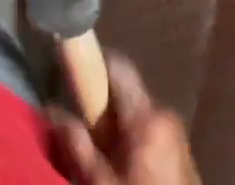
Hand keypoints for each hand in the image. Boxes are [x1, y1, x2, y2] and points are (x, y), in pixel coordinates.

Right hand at [51, 55, 200, 184]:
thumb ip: (77, 143)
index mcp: (148, 117)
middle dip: (98, 101)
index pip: (117, 65)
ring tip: (95, 145)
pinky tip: (117, 159)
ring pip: (133, 110)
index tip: (67, 68)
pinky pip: (147, 128)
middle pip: (123, 90)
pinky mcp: (181, 151)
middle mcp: (165, 115)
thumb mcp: (101, 181)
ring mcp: (176, 134)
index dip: (91, 61)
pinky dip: (127, 134)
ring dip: (112, 120)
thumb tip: (53, 110)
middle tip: (76, 121)